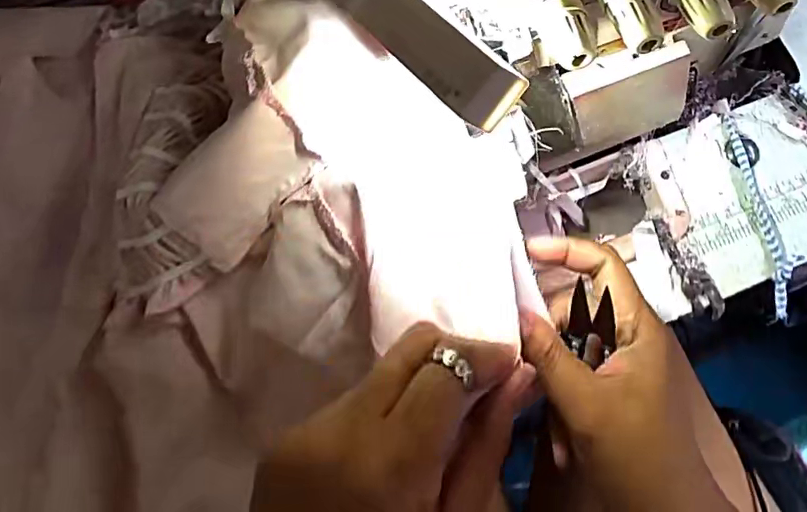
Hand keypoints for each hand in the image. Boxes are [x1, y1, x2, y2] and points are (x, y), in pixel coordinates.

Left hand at [254, 323, 531, 511]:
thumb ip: (486, 445)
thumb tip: (519, 373)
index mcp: (386, 461)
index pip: (447, 365)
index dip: (485, 355)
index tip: (510, 363)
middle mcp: (341, 429)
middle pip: (415, 344)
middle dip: (457, 351)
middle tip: (482, 379)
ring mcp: (307, 430)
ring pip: (386, 365)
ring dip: (421, 379)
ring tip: (438, 416)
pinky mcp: (287, 437)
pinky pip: (356, 395)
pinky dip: (387, 404)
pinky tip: (396, 440)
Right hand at [520, 237, 748, 511]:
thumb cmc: (637, 456)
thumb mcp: (586, 405)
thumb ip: (550, 357)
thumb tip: (521, 315)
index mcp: (637, 323)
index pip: (605, 263)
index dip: (568, 250)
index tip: (530, 250)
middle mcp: (631, 333)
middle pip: (579, 306)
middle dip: (551, 336)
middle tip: (524, 356)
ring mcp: (621, 360)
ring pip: (573, 346)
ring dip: (557, 381)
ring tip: (556, 422)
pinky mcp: (612, 386)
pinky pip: (578, 374)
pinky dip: (565, 402)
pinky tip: (566, 441)